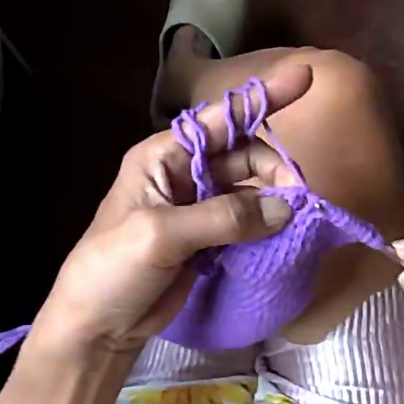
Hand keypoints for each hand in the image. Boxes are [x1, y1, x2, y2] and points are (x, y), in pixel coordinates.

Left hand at [28, 62, 315, 361]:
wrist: (97, 326)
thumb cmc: (113, 269)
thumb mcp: (161, 235)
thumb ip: (222, 217)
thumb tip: (285, 207)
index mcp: (162, 157)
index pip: (219, 119)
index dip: (260, 97)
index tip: (305, 76)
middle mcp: (182, 174)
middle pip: (242, 153)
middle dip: (273, 166)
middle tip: (299, 197)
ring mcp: (196, 207)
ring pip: (249, 187)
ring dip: (274, 197)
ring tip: (296, 217)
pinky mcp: (207, 239)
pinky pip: (246, 220)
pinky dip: (267, 223)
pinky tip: (282, 234)